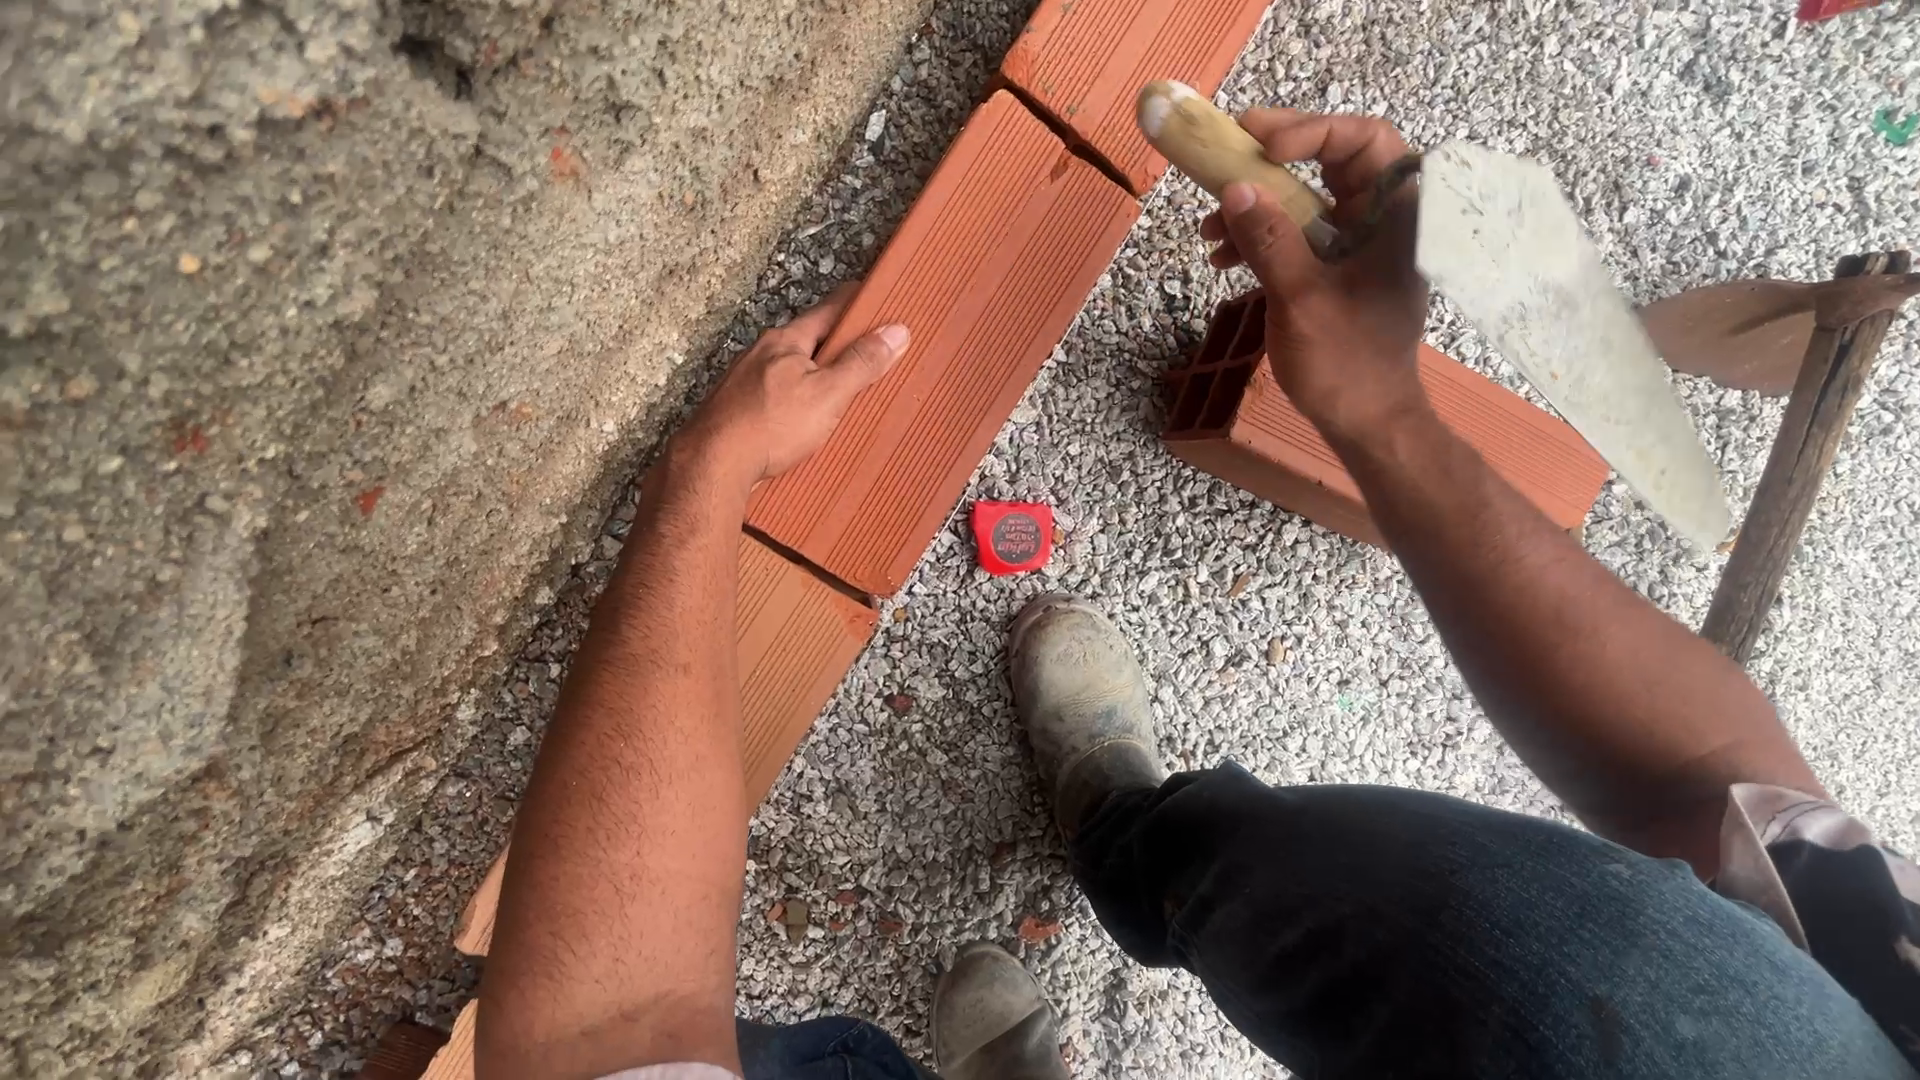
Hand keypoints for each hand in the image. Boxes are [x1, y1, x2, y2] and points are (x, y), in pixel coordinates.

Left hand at [675, 284, 908, 491]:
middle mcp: (761, 353)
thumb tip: (896, 332)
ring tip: (834, 391)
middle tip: (863, 352)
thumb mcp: (829, 394)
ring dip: (810, 374)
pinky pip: (772, 395)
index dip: (856, 303)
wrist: (713, 464)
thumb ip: (862, 363)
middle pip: (807, 339)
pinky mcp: (735, 408)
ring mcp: (744, 380)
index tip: (875, 298)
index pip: (830, 309)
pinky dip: (791, 400)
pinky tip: (798, 419)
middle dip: (835, 344)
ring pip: (787, 368)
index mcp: (786, 341)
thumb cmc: (769, 427)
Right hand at [1199, 110, 1431, 442]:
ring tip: (1208, 227)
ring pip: (1307, 200)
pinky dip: (1260, 239)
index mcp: (1400, 215)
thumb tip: (1233, 191)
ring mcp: (1358, 246)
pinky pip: (1297, 237)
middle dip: (1273, 161)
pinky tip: (1223, 257)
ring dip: (1256, 206)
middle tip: (1228, 149)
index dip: (1311, 132)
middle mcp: (1383, 220)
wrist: (1364, 420)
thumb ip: (1269, 241)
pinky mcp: (1335, 270)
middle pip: (1331, 162)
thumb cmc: (1345, 363)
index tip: (1260, 147)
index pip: (1363, 141)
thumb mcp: (1301, 299)